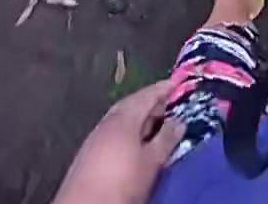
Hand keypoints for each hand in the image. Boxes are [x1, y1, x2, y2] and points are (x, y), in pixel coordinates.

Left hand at [51, 80, 186, 203]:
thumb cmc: (120, 183)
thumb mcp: (150, 162)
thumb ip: (166, 139)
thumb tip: (179, 121)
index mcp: (123, 117)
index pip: (147, 95)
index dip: (163, 89)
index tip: (177, 84)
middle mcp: (107, 122)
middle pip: (132, 105)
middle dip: (150, 103)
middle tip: (168, 106)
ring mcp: (94, 138)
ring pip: (121, 120)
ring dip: (139, 119)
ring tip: (154, 125)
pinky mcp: (87, 155)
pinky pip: (113, 133)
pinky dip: (128, 132)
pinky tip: (133, 145)